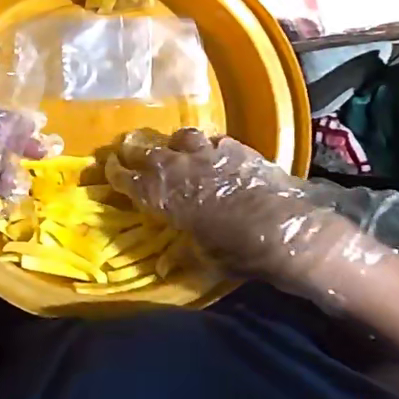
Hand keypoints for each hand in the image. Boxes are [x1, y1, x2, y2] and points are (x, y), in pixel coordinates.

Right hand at [104, 128, 398, 300]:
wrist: (290, 234)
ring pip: (181, 137)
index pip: (130, 179)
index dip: (117, 172)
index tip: (109, 168)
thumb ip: (183, 249)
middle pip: (148, 150)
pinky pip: (214, 141)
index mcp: (166, 196)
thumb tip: (164, 261)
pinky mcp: (237, 149)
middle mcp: (181, 169)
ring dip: (173, 144)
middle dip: (134, 149)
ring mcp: (209, 154)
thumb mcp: (206, 258)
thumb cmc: (242, 253)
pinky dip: (208, 147)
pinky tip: (214, 155)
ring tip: (175, 150)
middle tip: (128, 149)